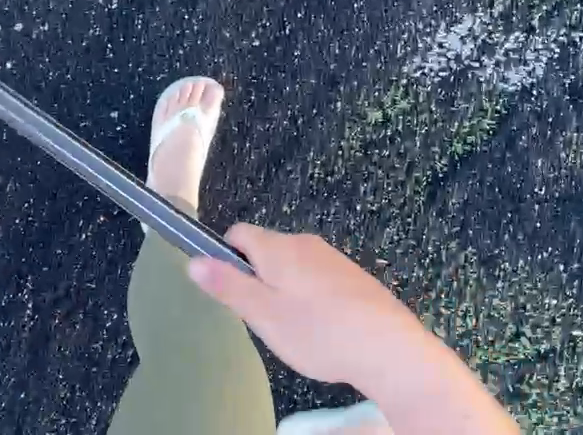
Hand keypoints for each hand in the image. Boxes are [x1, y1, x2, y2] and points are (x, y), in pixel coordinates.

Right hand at [187, 224, 432, 389]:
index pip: (237, 233)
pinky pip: (317, 276)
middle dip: (258, 277)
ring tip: (295, 328)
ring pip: (293, 264)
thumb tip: (193, 260)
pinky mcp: (352, 275)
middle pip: (265, 249)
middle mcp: (303, 242)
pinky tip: (323, 328)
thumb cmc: (319, 331)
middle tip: (264, 317)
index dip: (226, 256)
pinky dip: (311, 296)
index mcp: (277, 247)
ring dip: (285, 288)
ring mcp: (331, 257)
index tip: (231, 289)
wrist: (390, 348)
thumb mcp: (264, 315)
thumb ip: (228, 285)